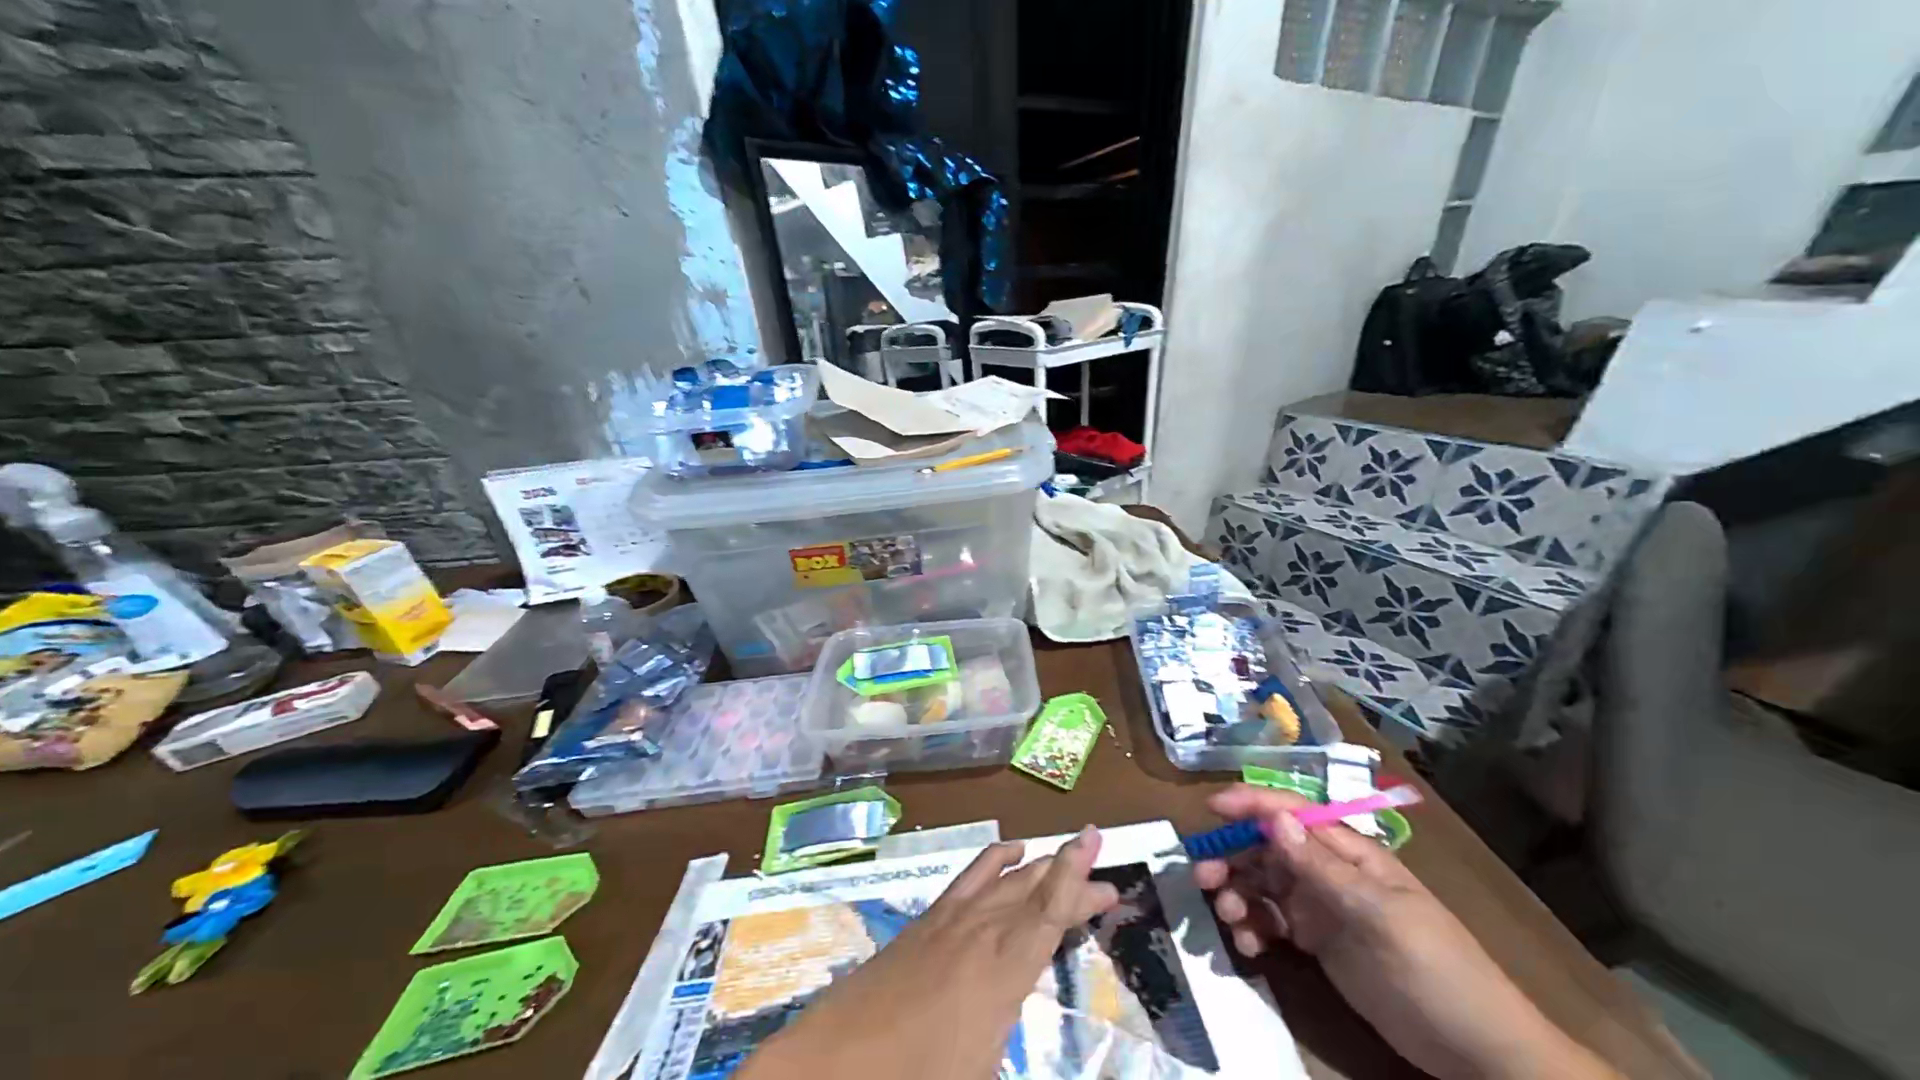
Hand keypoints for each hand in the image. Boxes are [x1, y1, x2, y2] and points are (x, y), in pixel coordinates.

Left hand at [738, 826, 1118, 1079]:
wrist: (834, 1061)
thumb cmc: (915, 1075)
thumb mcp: (981, 1069)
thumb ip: (1010, 1027)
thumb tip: (1022, 1005)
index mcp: (1001, 970)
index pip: (1047, 912)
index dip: (1075, 875)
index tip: (1093, 838)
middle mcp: (979, 931)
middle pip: (1033, 890)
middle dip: (1072, 881)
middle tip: (1108, 885)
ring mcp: (949, 919)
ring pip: (1004, 878)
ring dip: (1039, 867)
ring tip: (1066, 859)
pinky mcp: (926, 919)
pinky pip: (969, 876)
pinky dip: (994, 860)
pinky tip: (1007, 853)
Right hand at [1195, 786, 1618, 1079]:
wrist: (1475, 1050)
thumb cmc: (1435, 970)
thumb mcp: (1378, 917)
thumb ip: (1322, 868)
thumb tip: (1275, 817)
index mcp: (1348, 853)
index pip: (1292, 812)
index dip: (1250, 803)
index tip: (1210, 807)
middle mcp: (1328, 871)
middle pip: (1266, 848)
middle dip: (1232, 858)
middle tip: (1204, 881)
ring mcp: (1320, 906)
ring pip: (1262, 884)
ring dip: (1237, 895)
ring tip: (1229, 921)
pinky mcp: (1315, 941)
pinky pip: (1270, 921)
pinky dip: (1252, 928)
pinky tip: (1248, 946)